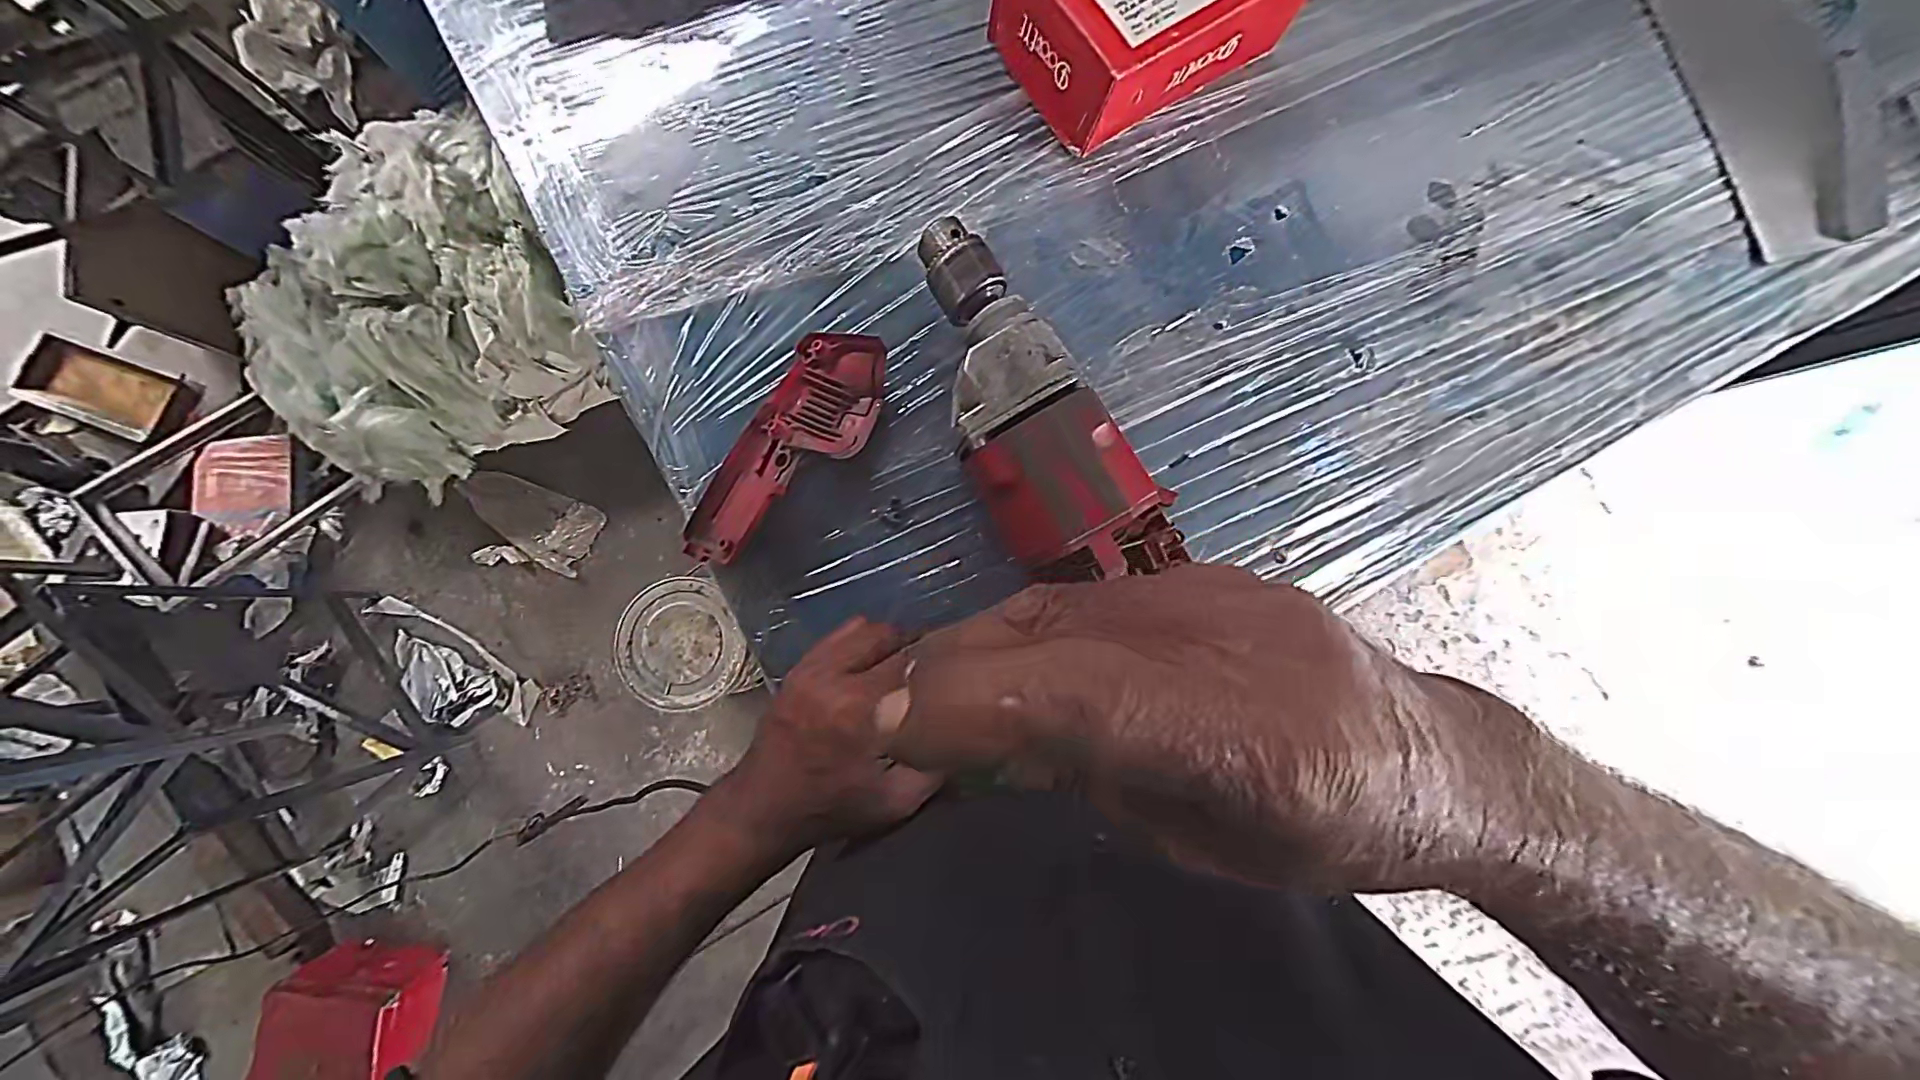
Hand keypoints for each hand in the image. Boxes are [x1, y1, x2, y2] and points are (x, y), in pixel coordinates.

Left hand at [714, 617, 941, 856]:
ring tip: (902, 664)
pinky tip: (872, 663)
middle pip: (888, 636)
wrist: (762, 809)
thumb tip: (966, 736)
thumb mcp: (895, 802)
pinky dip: (861, 641)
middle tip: (931, 667)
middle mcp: (832, 679)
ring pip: (863, 629)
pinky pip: (838, 635)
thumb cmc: (830, 809)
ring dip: (888, 641)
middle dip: (914, 649)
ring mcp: (810, 669)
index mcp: (857, 710)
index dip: (937, 662)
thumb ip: (934, 768)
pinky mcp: (798, 668)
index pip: (909, 663)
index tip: (956, 671)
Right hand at [877, 563, 1579, 894]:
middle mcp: (1217, 642)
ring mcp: (1210, 593)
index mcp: (1236, 737)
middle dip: (954, 669)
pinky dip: (1032, 627)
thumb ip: (1104, 775)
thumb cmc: (1323, 827)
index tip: (893, 724)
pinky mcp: (1206, 575)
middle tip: (893, 701)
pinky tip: (1012, 650)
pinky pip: (1091, 599)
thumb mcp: (1205, 840)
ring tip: (937, 674)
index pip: (1074, 698)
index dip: (971, 705)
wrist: (1433, 755)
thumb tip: (1014, 736)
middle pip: (1049, 637)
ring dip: (982, 641)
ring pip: (1059, 608)